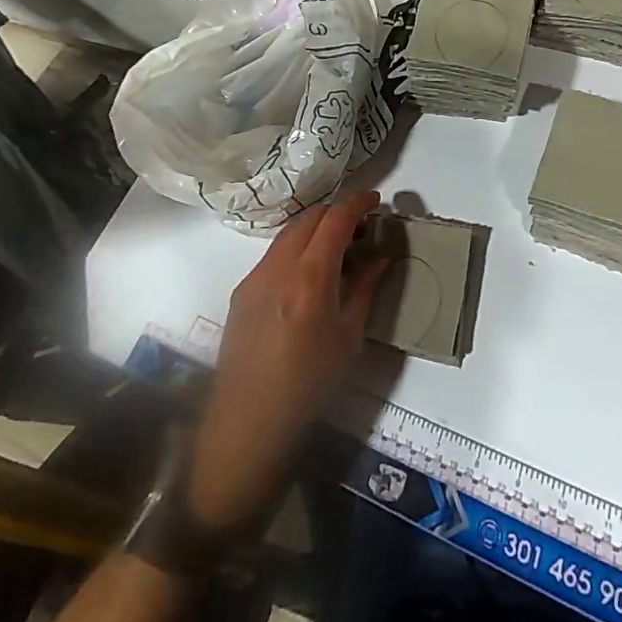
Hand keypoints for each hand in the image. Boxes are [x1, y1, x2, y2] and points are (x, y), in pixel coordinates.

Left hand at [188, 191, 387, 530]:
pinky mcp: (242, 292)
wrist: (249, 419)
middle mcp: (278, 268)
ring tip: (340, 245)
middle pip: (309, 218)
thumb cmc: (310, 382)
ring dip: (316, 228)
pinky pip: (274, 254)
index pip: (335, 220)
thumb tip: (379, 257)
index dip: (358, 203)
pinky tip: (311, 271)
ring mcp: (255, 278)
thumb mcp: (349, 335)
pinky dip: (298, 247)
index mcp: (310, 278)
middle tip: (363, 224)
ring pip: (288, 234)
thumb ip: (364, 288)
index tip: (376, 201)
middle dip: (338, 211)